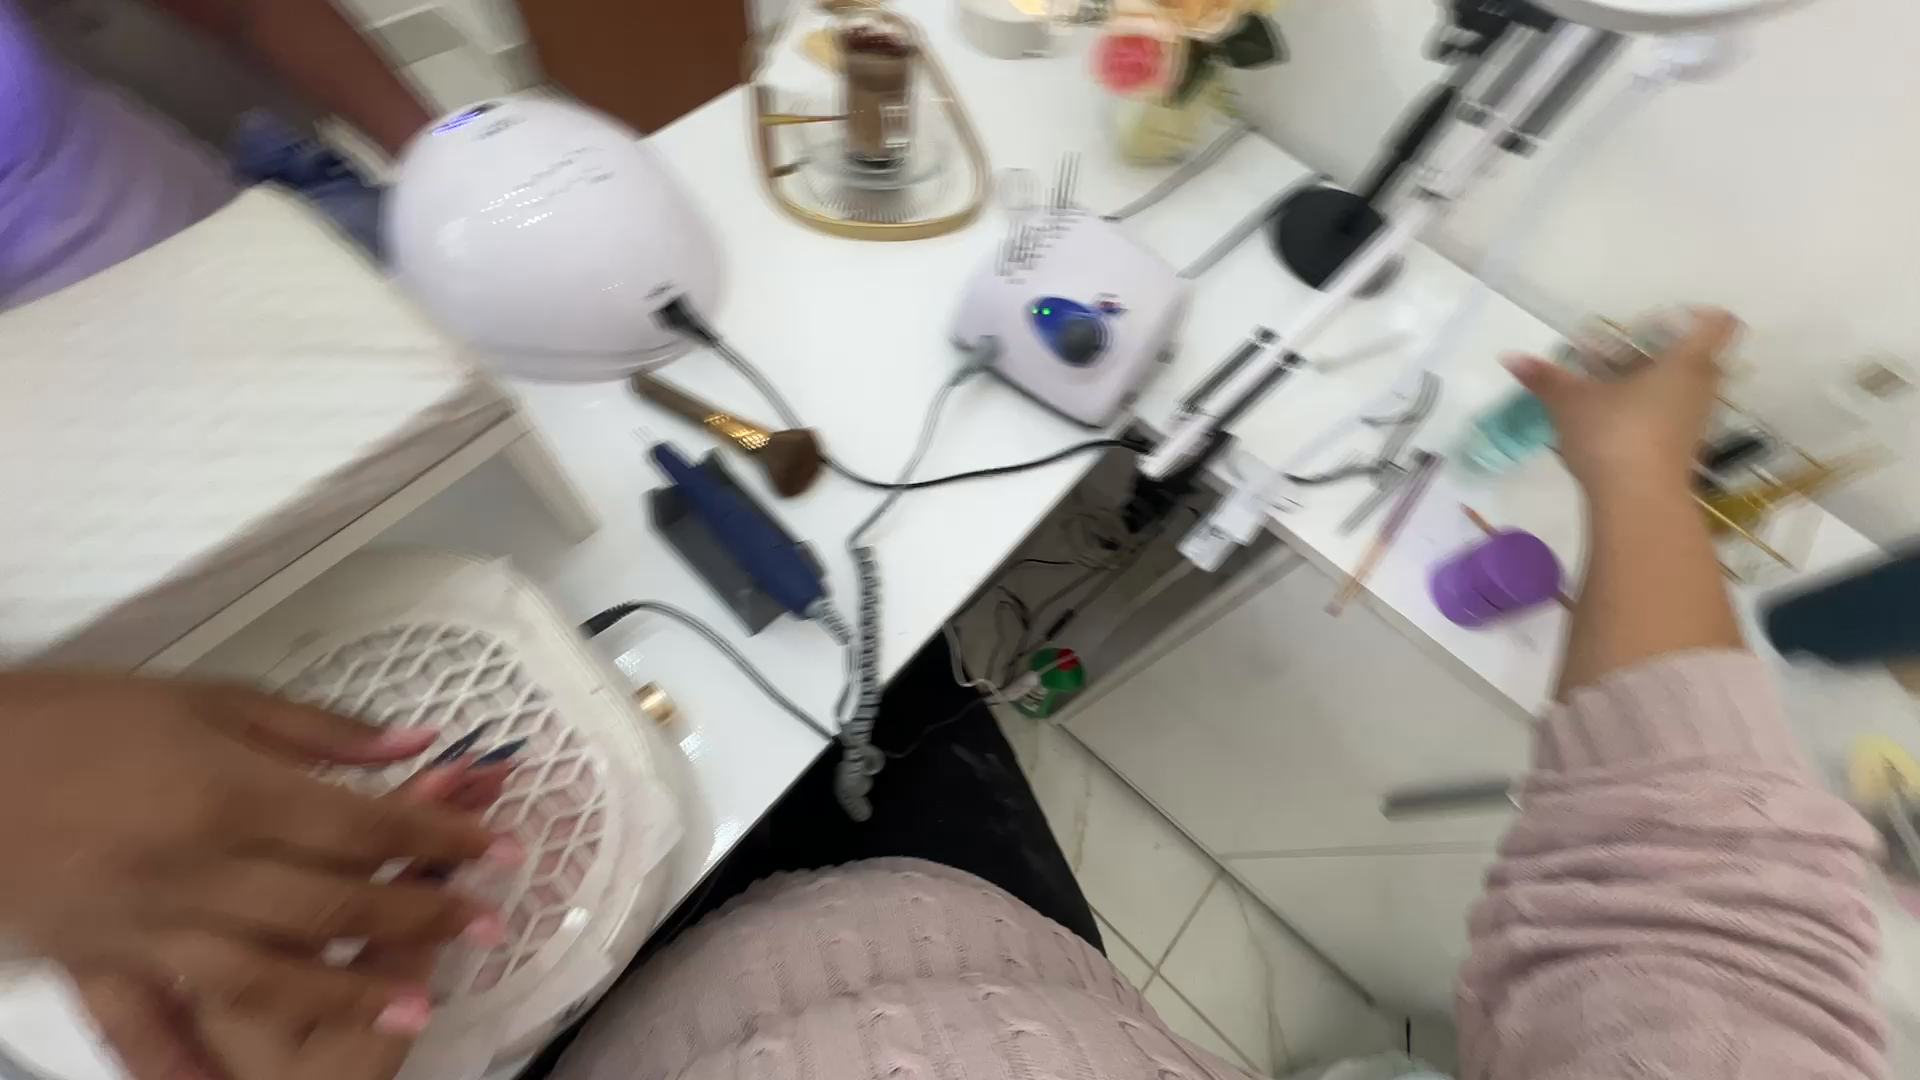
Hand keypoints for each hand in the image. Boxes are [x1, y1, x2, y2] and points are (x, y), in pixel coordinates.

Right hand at [0, 673, 512, 1033]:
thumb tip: (423, 742)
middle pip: (332, 904)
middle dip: (422, 917)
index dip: (448, 838)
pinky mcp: (82, 961)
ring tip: (419, 1010)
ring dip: (343, 996)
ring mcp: (136, 927)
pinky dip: (178, 1062)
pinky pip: (136, 1022)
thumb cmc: (86, 717)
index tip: (506, 850)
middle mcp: (195, 873)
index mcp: (235, 799)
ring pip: (257, 975)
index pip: (370, 828)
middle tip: (492, 926)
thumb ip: (327, 731)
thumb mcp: (219, 701)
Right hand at [1504, 307, 1739, 498]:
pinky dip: (1645, 411)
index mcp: (1685, 363)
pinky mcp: (1681, 445)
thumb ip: (1544, 378)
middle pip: (1693, 355)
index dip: (1690, 315)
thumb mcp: (1570, 402)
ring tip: (1604, 391)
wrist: (1637, 496)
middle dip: (1655, 352)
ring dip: (1648, 383)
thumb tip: (1510, 357)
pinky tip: (1608, 423)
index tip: (1650, 325)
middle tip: (1613, 359)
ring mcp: (1695, 418)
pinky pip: (1670, 413)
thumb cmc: (1613, 434)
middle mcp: (1701, 385)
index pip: (1715, 322)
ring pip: (1680, 386)